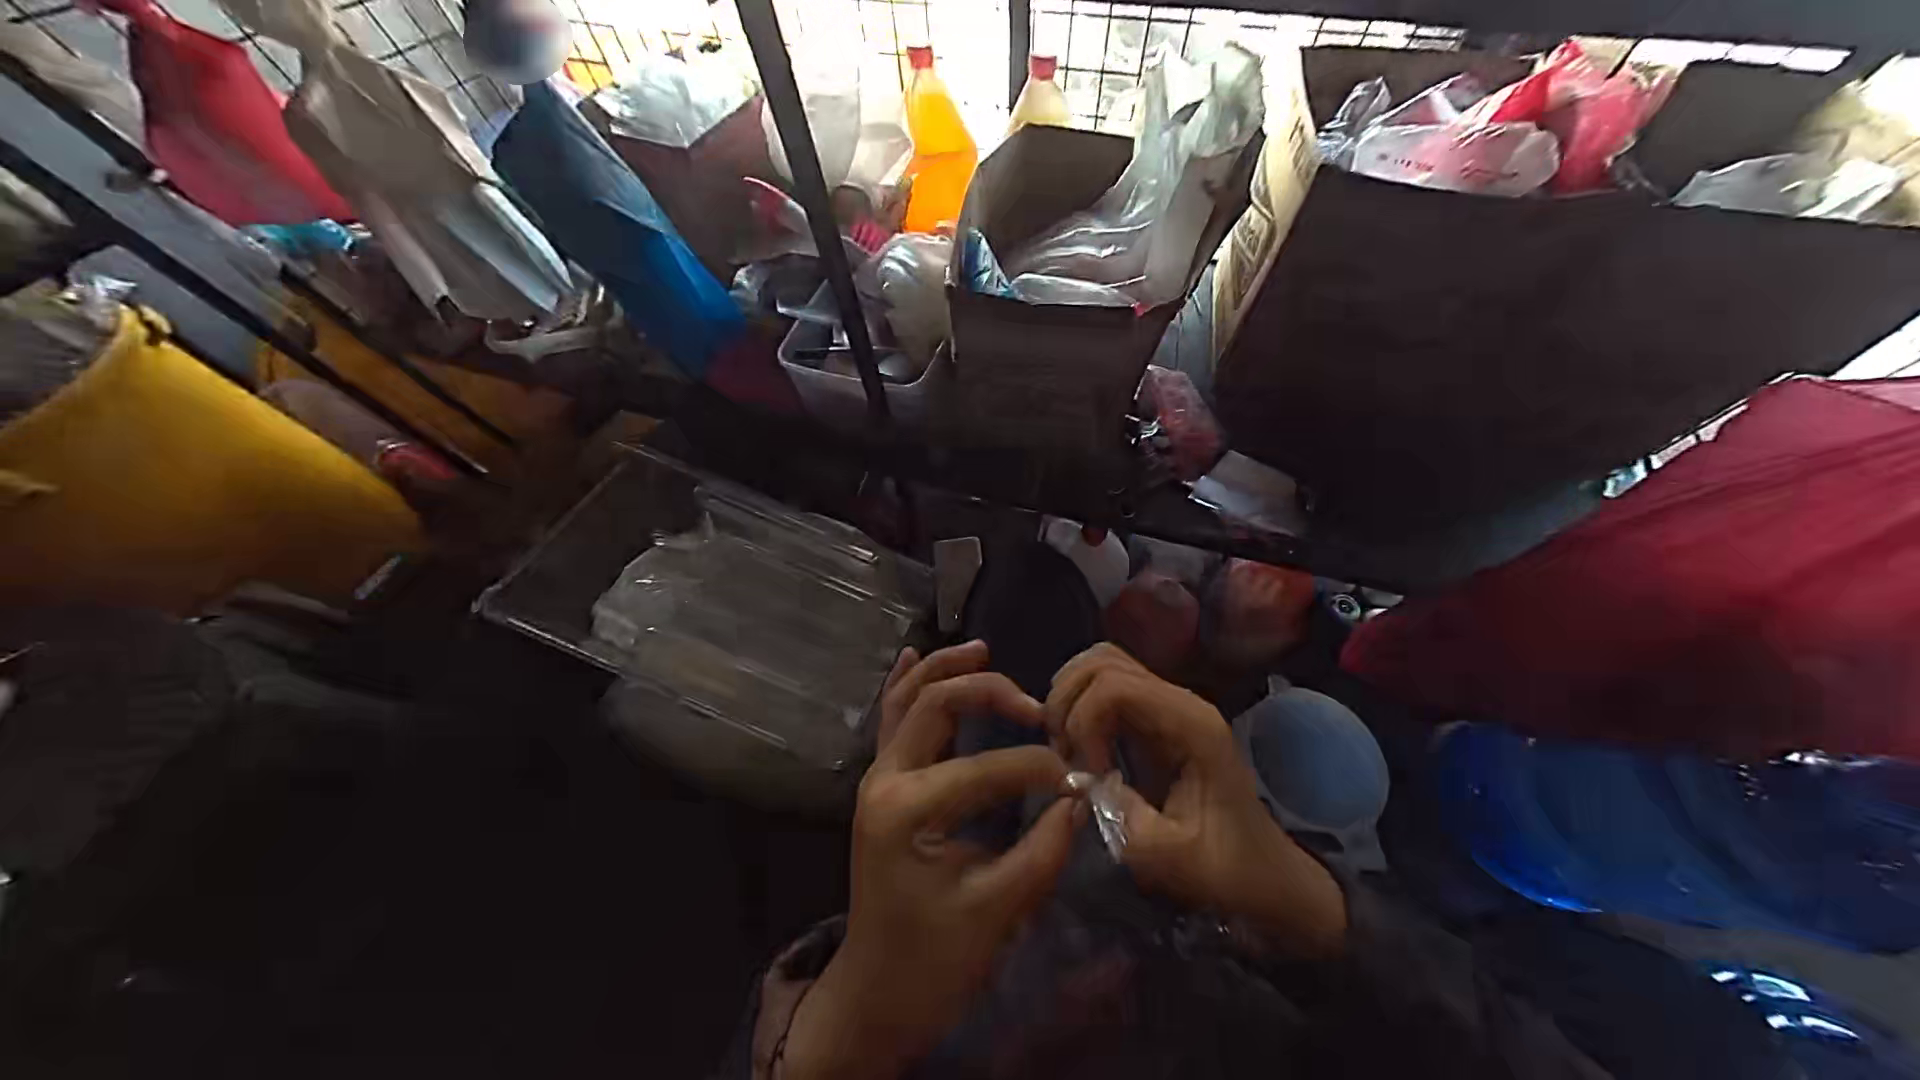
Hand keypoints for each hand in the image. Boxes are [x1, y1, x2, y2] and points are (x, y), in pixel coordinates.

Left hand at [782, 641, 1079, 1079]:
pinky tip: (915, 654)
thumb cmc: (933, 961)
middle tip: (1034, 706)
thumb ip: (1042, 851)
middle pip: (935, 704)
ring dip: (944, 670)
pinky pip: (891, 719)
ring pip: (907, 700)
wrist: (876, 993)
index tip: (1076, 781)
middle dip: (988, 692)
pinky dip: (905, 683)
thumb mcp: (996, 912)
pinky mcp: (881, 784)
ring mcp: (877, 777)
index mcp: (907, 810)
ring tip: (982, 649)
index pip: (985, 768)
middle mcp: (884, 779)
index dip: (1037, 768)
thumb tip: (1080, 798)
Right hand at [1047, 644, 1346, 956]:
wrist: (1262, 873)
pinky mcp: (1152, 717)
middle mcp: (1179, 701)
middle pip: (1102, 662)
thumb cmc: (1225, 867)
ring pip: (1100, 666)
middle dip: (1068, 703)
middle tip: (1065, 753)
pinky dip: (1078, 707)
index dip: (1085, 723)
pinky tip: (1077, 747)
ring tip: (1068, 748)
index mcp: (1192, 725)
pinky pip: (1103, 687)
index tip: (1090, 774)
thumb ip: (1123, 820)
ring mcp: (1165, 705)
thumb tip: (1079, 782)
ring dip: (1069, 700)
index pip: (1114, 686)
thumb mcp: (1173, 859)